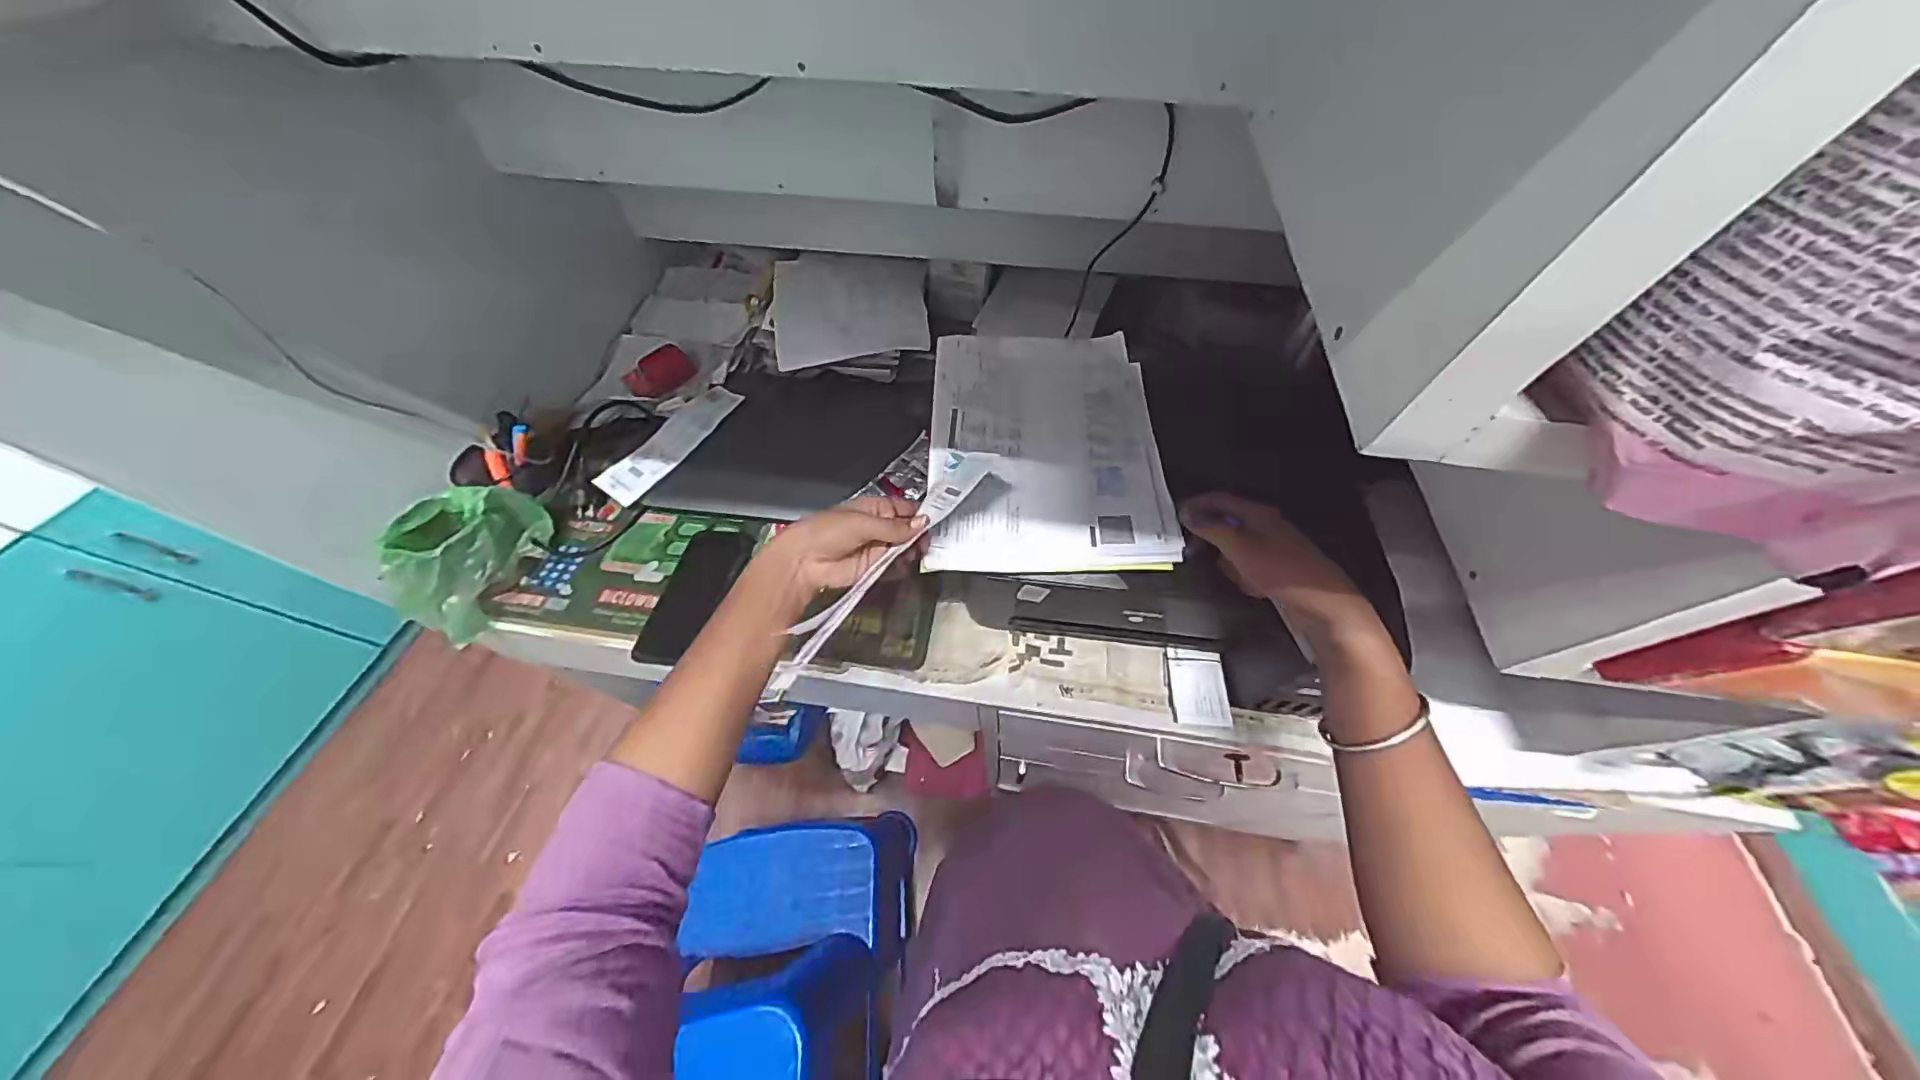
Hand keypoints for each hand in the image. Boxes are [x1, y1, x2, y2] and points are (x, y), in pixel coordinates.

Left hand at [758, 496, 926, 593]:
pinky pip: (896, 565)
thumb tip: (922, 523)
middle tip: (926, 542)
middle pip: (908, 529)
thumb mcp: (863, 522)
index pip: (905, 508)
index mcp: (874, 508)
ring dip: (912, 551)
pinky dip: (903, 566)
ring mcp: (878, 547)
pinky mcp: (875, 567)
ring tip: (915, 553)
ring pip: (905, 548)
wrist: (805, 561)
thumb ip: (895, 526)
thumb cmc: (828, 532)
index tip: (936, 520)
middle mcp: (879, 526)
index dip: (920, 514)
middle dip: (919, 534)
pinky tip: (905, 564)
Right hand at [1180, 492, 1378, 639]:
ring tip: (1239, 574)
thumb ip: (1211, 528)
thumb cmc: (1289, 572)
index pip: (1220, 499)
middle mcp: (1267, 527)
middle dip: (1214, 541)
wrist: (1322, 603)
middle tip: (1202, 550)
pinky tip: (1253, 585)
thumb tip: (1191, 515)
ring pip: (1236, 550)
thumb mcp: (1239, 547)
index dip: (1197, 504)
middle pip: (1227, 526)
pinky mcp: (1275, 568)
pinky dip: (1244, 576)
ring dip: (1230, 562)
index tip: (1181, 514)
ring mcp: (1272, 548)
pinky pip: (1247, 568)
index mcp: (1259, 515)